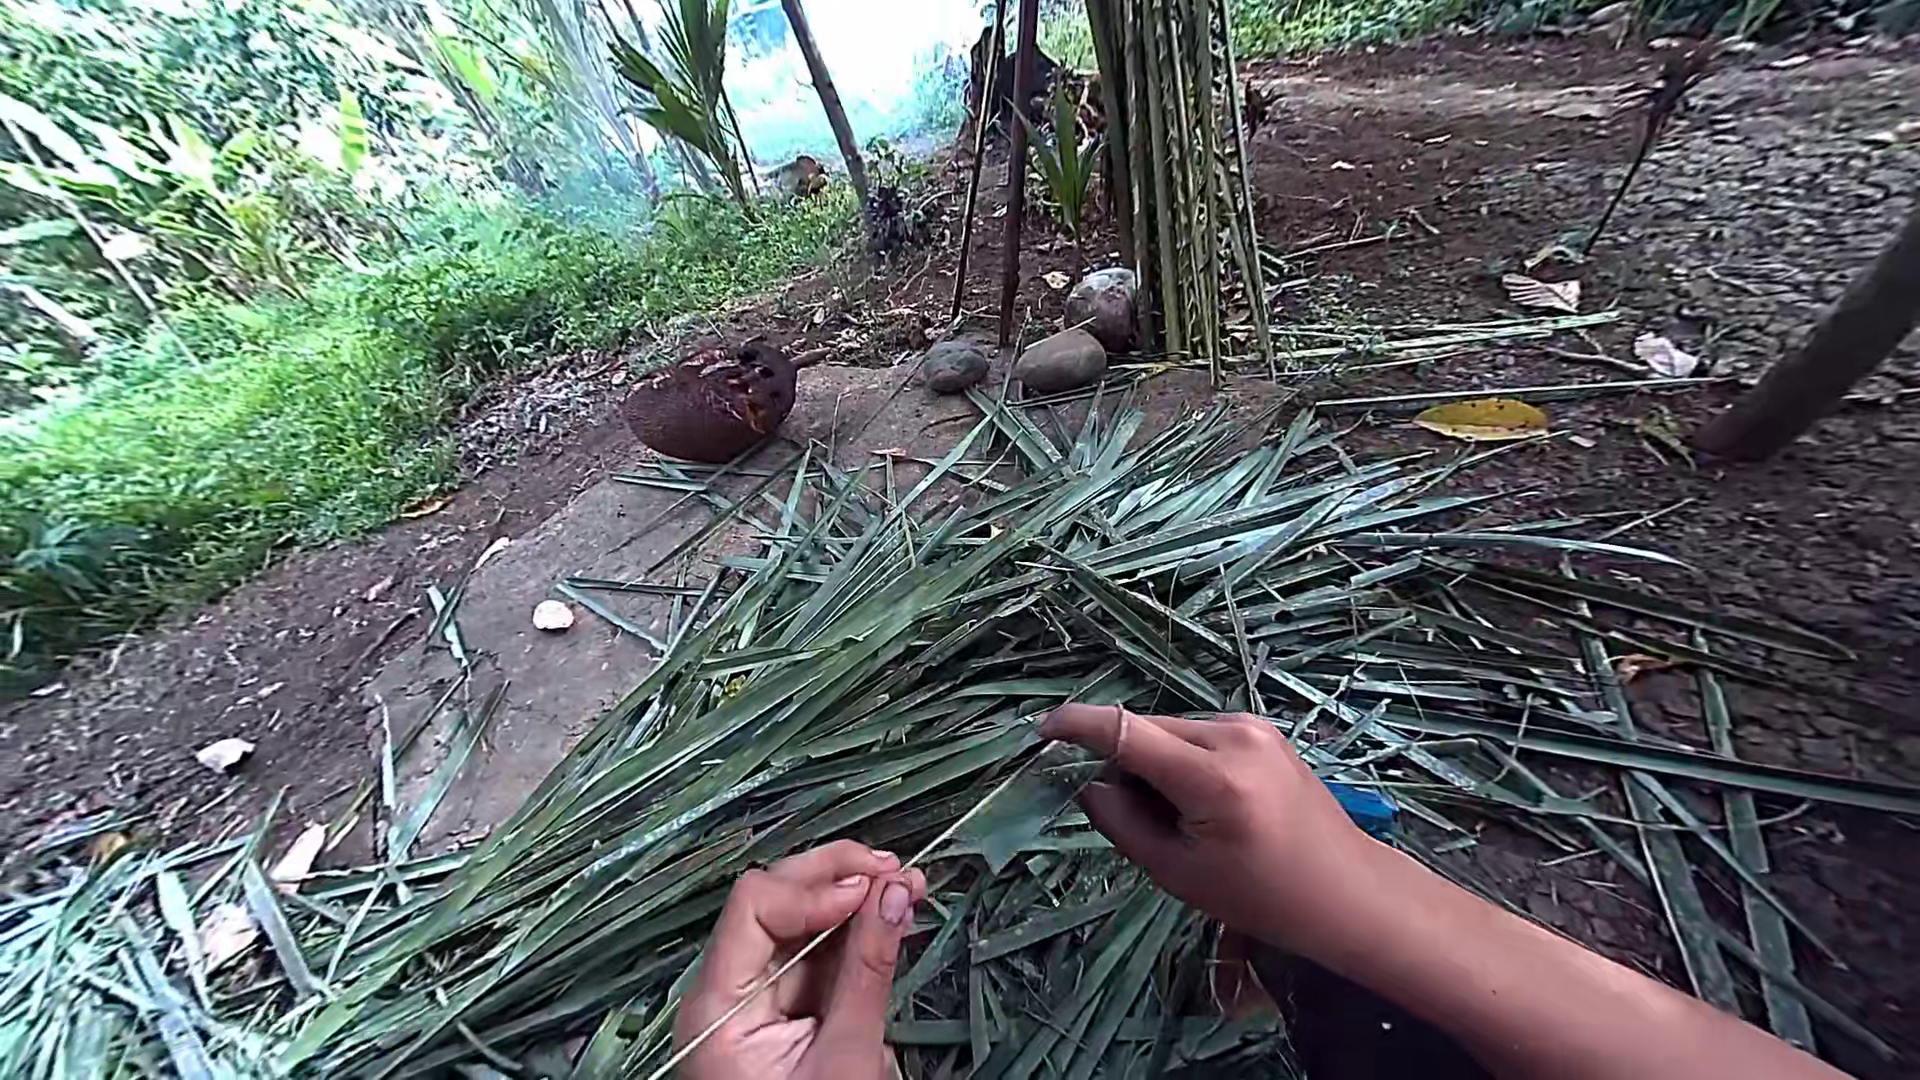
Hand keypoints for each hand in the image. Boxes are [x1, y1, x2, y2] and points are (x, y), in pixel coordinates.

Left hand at [675, 841, 926, 1079]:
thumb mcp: (845, 1060)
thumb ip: (868, 968)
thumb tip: (897, 887)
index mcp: (719, 1005)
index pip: (754, 905)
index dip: (811, 886)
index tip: (866, 890)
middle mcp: (732, 985)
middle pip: (778, 893)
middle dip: (837, 873)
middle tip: (892, 867)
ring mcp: (763, 989)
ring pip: (805, 910)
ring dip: (857, 889)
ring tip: (907, 881)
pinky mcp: (793, 997)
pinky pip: (825, 940)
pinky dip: (862, 920)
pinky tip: (896, 906)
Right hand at [1040, 704, 1381, 956]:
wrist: (1355, 894)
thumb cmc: (1265, 898)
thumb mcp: (1179, 874)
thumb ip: (1121, 822)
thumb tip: (1089, 782)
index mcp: (1214, 778)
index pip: (1126, 732)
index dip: (1077, 726)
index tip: (1043, 731)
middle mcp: (1233, 734)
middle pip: (1145, 730)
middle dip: (1121, 758)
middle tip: (1129, 808)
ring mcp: (1250, 724)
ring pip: (1167, 729)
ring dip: (1151, 758)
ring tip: (1176, 809)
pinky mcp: (1257, 725)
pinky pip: (1193, 732)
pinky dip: (1178, 756)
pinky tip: (1201, 795)